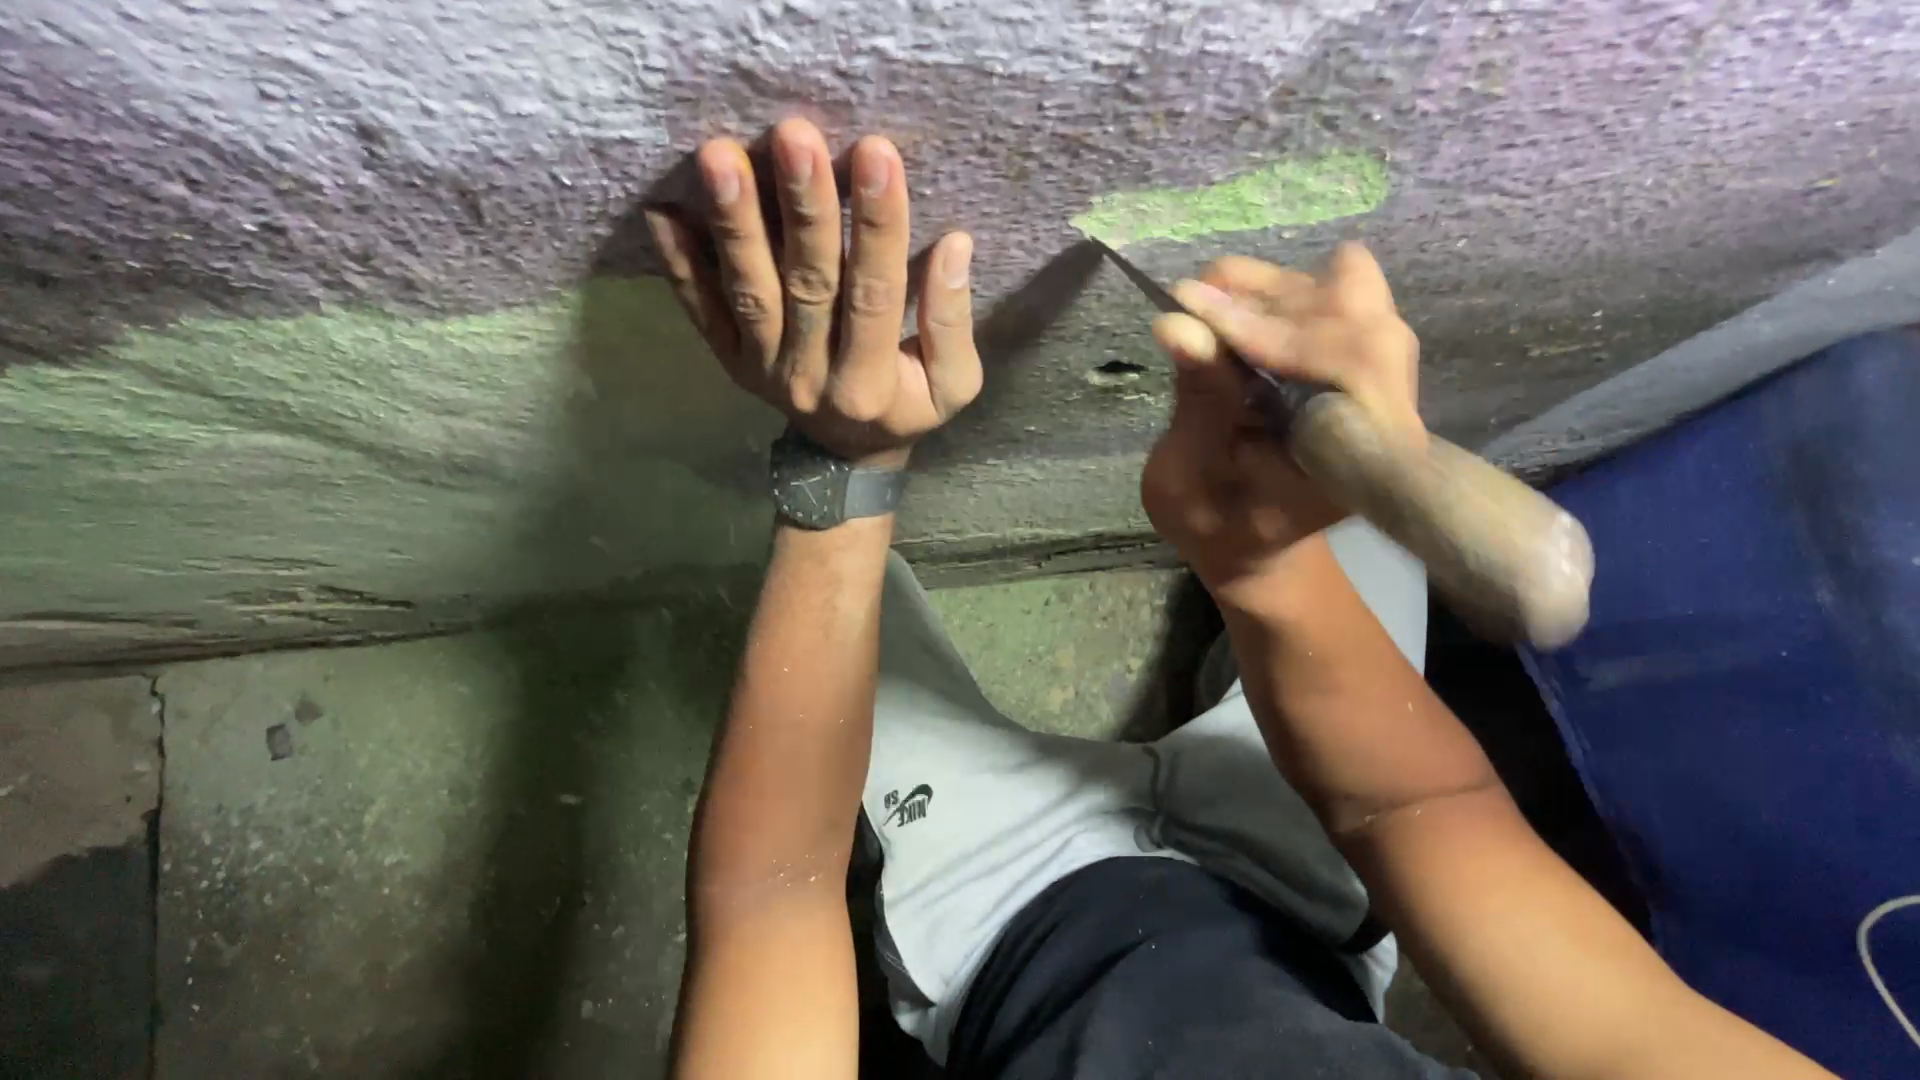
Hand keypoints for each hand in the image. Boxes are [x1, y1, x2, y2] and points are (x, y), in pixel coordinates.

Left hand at [645, 118, 981, 466]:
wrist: (847, 454)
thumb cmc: (906, 408)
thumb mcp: (953, 386)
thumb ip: (953, 323)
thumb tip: (955, 246)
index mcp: (870, 383)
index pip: (877, 295)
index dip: (879, 227)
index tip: (877, 153)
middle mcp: (811, 376)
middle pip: (808, 285)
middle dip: (803, 210)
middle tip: (794, 136)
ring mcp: (763, 367)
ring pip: (750, 292)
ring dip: (735, 225)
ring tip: (720, 158)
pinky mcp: (730, 359)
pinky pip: (702, 313)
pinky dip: (680, 265)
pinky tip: (664, 213)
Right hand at [1142, 243, 1423, 602]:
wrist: (1250, 543)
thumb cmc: (1216, 527)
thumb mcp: (1189, 479)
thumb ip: (1198, 402)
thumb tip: (1178, 321)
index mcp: (1356, 458)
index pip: (1350, 361)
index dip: (1273, 329)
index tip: (1196, 309)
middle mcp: (1386, 411)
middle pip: (1357, 312)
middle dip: (1271, 300)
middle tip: (1195, 300)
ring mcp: (1380, 383)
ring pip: (1352, 293)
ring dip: (1275, 290)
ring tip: (1209, 300)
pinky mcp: (1360, 365)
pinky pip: (1339, 302)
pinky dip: (1281, 295)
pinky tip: (1233, 311)